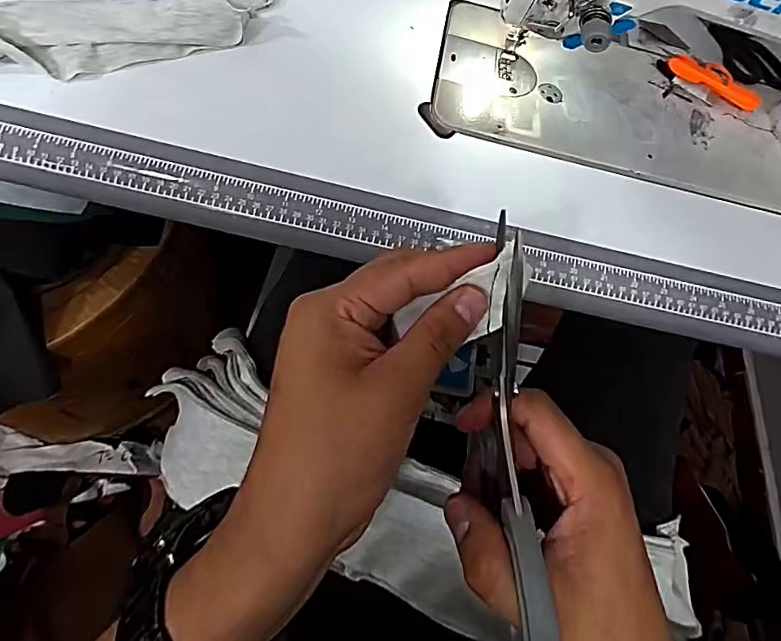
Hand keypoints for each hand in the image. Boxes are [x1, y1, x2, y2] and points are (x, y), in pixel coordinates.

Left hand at [165, 242, 494, 640]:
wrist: (291, 527)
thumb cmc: (323, 467)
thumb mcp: (397, 391)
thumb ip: (438, 335)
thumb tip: (468, 298)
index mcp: (326, 312)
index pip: (402, 270)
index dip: (452, 261)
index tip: (486, 254)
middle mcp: (322, 319)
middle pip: (395, 281)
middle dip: (444, 279)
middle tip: (489, 276)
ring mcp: (328, 343)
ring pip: (393, 309)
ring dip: (433, 308)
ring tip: (474, 306)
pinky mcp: (339, 366)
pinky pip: (386, 335)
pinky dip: (418, 335)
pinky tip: (444, 338)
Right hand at [446, 389, 666, 640]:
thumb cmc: (606, 630)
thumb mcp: (530, 597)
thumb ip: (482, 550)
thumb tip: (458, 508)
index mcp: (592, 479)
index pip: (537, 409)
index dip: (495, 408)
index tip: (468, 422)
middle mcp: (597, 469)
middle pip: (532, 427)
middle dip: (494, 452)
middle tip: (474, 491)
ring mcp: (595, 481)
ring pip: (535, 449)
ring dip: (503, 475)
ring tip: (491, 517)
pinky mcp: (588, 495)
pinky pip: (544, 470)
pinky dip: (517, 488)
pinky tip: (510, 526)